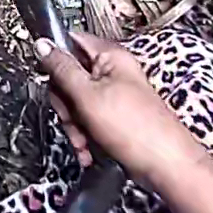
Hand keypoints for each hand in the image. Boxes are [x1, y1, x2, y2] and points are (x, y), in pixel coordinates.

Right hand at [35, 31, 205, 182]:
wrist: (170, 171)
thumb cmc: (137, 131)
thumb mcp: (87, 94)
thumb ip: (61, 68)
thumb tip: (42, 44)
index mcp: (110, 56)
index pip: (70, 40)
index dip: (54, 58)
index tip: (51, 78)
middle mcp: (113, 72)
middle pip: (69, 75)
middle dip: (65, 102)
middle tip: (72, 116)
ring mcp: (115, 95)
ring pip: (76, 101)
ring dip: (74, 124)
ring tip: (84, 139)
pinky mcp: (116, 117)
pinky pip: (89, 119)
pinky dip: (85, 135)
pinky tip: (89, 149)